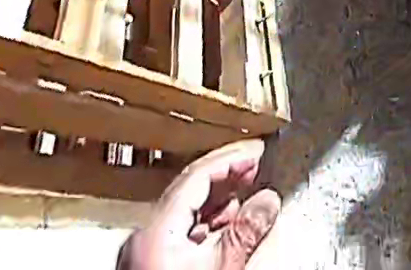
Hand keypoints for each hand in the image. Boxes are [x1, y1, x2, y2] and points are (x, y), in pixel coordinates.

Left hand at [118, 139, 281, 269]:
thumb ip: (245, 233)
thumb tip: (269, 199)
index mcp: (155, 232)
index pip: (196, 176)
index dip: (231, 159)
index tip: (257, 153)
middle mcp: (142, 239)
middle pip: (187, 191)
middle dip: (224, 175)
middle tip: (255, 166)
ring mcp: (141, 258)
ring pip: (183, 213)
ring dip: (217, 200)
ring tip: (247, 193)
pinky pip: (179, 235)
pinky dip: (205, 225)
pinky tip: (226, 227)